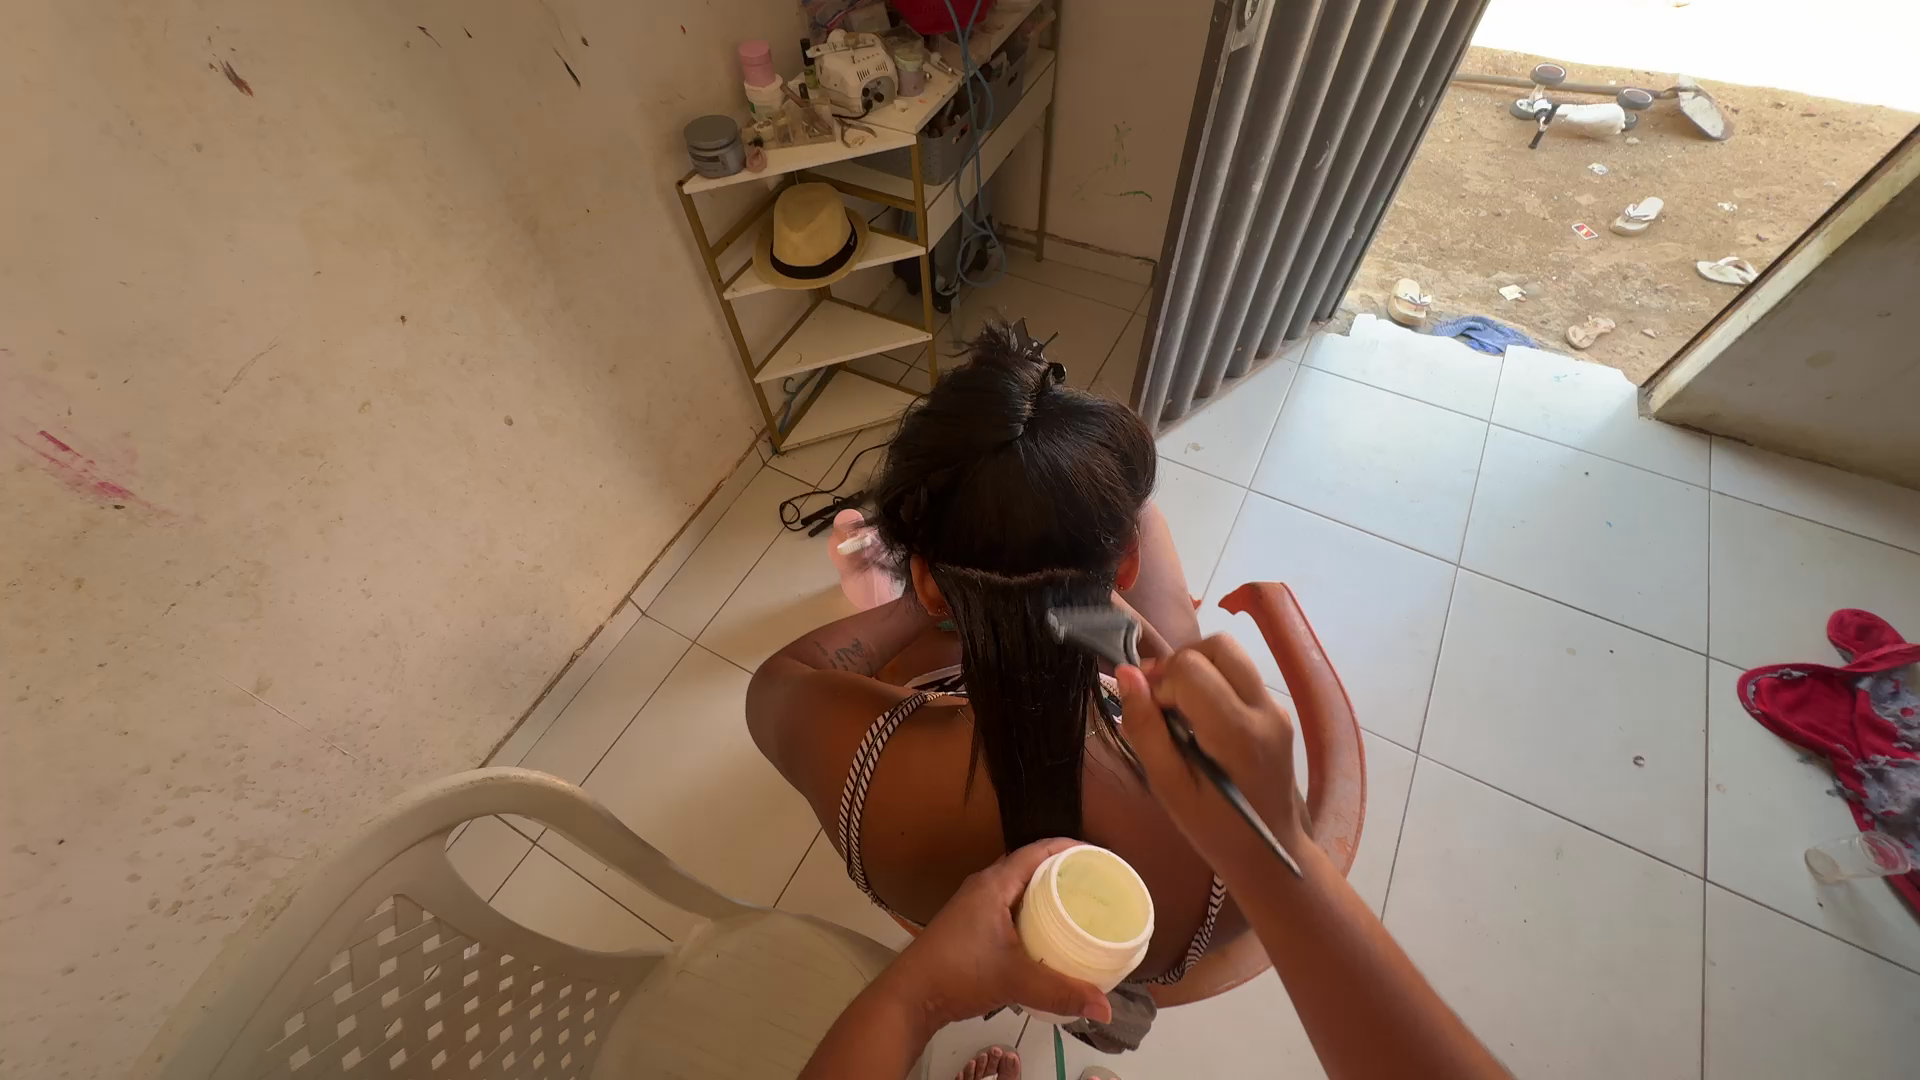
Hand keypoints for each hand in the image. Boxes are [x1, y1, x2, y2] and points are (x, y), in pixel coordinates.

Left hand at [883, 838, 1113, 1028]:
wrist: (912, 993)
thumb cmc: (959, 972)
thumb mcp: (1014, 980)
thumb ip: (1060, 992)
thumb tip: (1105, 1008)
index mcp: (995, 883)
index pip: (1036, 851)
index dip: (1067, 847)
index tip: (1097, 855)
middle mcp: (985, 885)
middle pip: (1028, 864)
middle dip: (1061, 868)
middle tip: (1094, 880)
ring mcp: (975, 903)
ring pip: (1018, 885)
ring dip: (1044, 889)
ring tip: (1077, 902)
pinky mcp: (971, 922)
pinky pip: (1009, 903)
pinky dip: (1031, 908)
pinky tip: (1047, 930)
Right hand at [1115, 635, 1304, 864]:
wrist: (1271, 857)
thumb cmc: (1213, 829)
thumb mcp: (1168, 786)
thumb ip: (1145, 727)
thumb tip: (1126, 673)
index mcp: (1237, 733)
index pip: (1191, 668)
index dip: (1161, 682)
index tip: (1152, 714)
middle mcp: (1264, 711)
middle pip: (1218, 646)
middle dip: (1181, 662)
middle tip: (1163, 699)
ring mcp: (1276, 709)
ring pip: (1231, 654)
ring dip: (1197, 667)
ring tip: (1179, 704)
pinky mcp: (1277, 712)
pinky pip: (1240, 675)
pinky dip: (1213, 681)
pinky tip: (1200, 719)